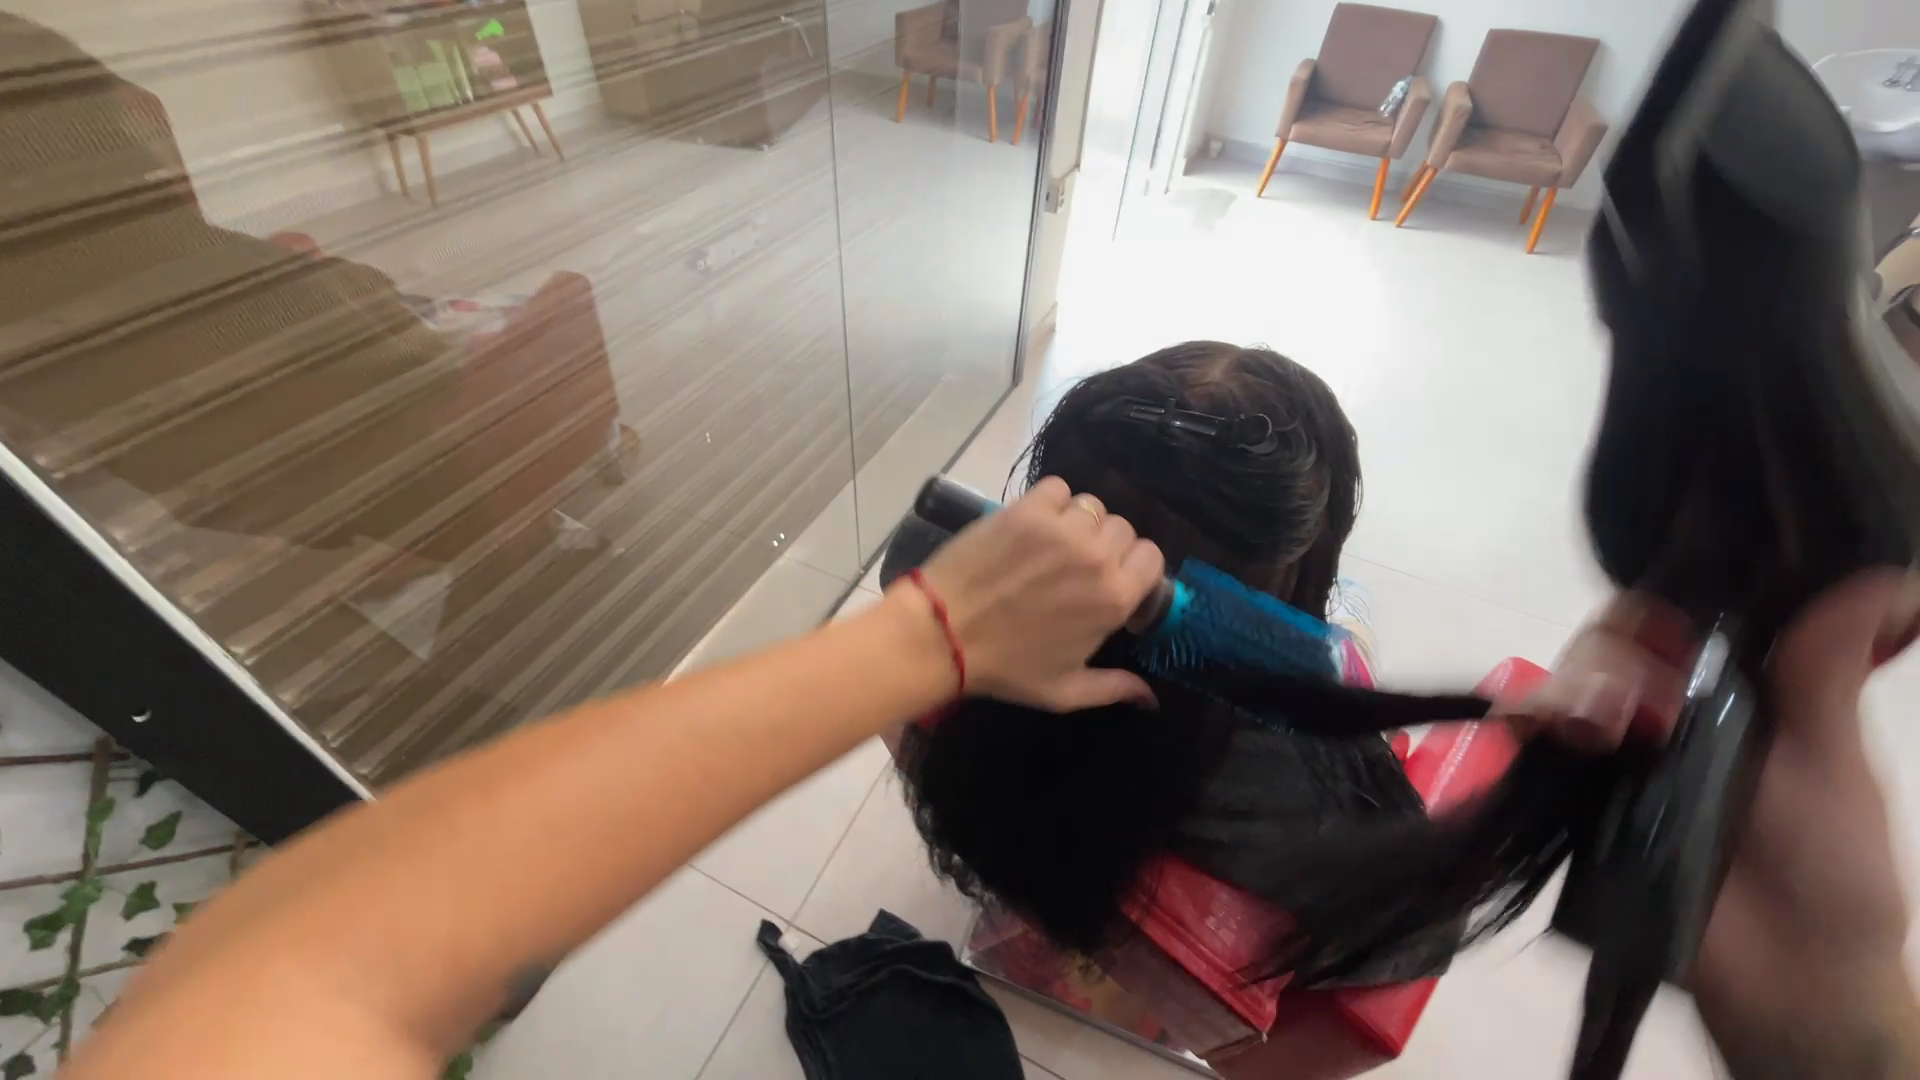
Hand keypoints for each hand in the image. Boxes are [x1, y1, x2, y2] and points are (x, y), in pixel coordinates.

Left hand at [904, 476, 1164, 711]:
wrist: (943, 634)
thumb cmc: (1005, 667)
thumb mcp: (1063, 691)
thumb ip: (1114, 688)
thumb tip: (1151, 698)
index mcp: (1114, 598)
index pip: (1152, 557)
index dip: (1135, 568)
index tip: (1113, 580)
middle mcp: (1096, 556)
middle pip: (1123, 530)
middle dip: (1107, 547)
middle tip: (1077, 566)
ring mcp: (1060, 529)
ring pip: (1091, 507)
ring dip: (1079, 524)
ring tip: (1052, 545)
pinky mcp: (1026, 509)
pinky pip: (1057, 489)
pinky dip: (1051, 502)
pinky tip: (1034, 525)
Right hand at [1502, 572, 1919, 1076]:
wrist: (1781, 974)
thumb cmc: (1830, 870)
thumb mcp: (1834, 767)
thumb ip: (1822, 677)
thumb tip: (1877, 579)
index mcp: (1721, 695)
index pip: (1666, 624)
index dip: (1652, 614)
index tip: (1665, 633)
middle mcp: (1656, 711)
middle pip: (1603, 648)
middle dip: (1609, 662)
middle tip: (1632, 705)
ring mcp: (1607, 748)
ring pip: (1561, 683)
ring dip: (1571, 692)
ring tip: (1596, 732)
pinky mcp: (1569, 782)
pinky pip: (1528, 735)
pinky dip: (1520, 718)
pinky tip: (1530, 726)